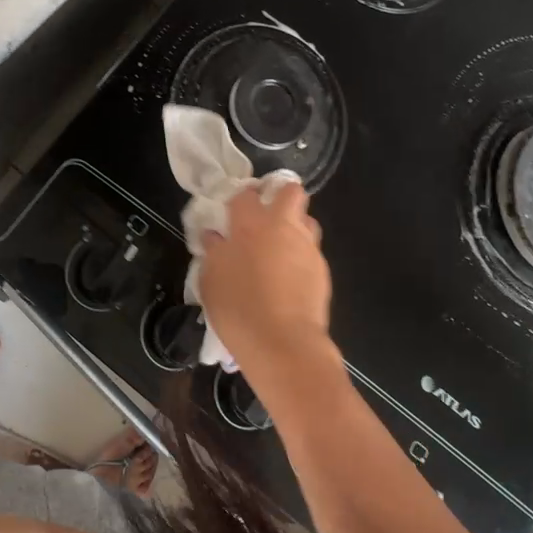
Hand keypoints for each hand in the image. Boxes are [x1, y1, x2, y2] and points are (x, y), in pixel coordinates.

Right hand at [199, 183, 332, 371]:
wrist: (282, 342)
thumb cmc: (238, 308)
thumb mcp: (211, 280)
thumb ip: (214, 252)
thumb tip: (214, 236)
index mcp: (250, 224)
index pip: (245, 194)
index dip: (240, 199)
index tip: (234, 213)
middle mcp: (282, 226)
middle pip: (290, 191)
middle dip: (280, 195)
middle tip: (266, 216)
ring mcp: (306, 246)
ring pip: (307, 219)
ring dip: (295, 226)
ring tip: (280, 248)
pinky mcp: (322, 269)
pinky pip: (311, 251)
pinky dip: (301, 257)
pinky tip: (290, 279)